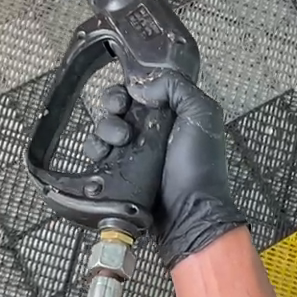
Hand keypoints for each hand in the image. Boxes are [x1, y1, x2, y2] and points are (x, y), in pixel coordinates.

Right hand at [86, 73, 246, 267]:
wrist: (188, 210)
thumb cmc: (200, 165)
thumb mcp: (202, 114)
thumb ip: (176, 87)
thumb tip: (140, 86)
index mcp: (168, 113)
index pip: (140, 89)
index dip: (130, 87)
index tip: (130, 94)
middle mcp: (147, 130)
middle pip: (116, 105)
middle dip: (112, 103)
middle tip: (120, 113)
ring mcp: (130, 152)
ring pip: (103, 126)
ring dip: (106, 127)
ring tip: (120, 142)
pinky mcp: (116, 172)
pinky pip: (95, 152)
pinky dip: (95, 148)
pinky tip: (106, 154)